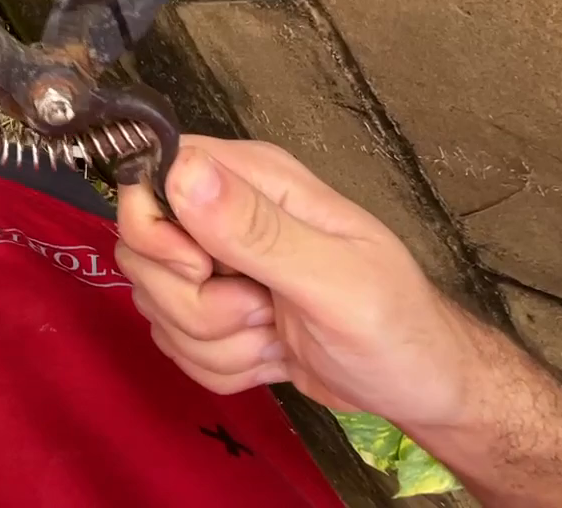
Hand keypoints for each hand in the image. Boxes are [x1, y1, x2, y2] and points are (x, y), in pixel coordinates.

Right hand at [114, 135, 484, 428]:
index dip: (156, 227)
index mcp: (249, 176)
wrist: (421, 390)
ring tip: (275, 337)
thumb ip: (257, 229)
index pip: (151, 175)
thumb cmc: (399, 329)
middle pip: (140, 247)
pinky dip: (215, 362)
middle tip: (259, 312)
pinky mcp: (203, 304)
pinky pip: (169, 336)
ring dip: (211, 340)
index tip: (200, 269)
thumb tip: (181, 172)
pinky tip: (266, 355)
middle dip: (192, 302)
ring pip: (151, 298)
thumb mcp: (339, 280)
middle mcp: (217, 207)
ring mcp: (208, 257)